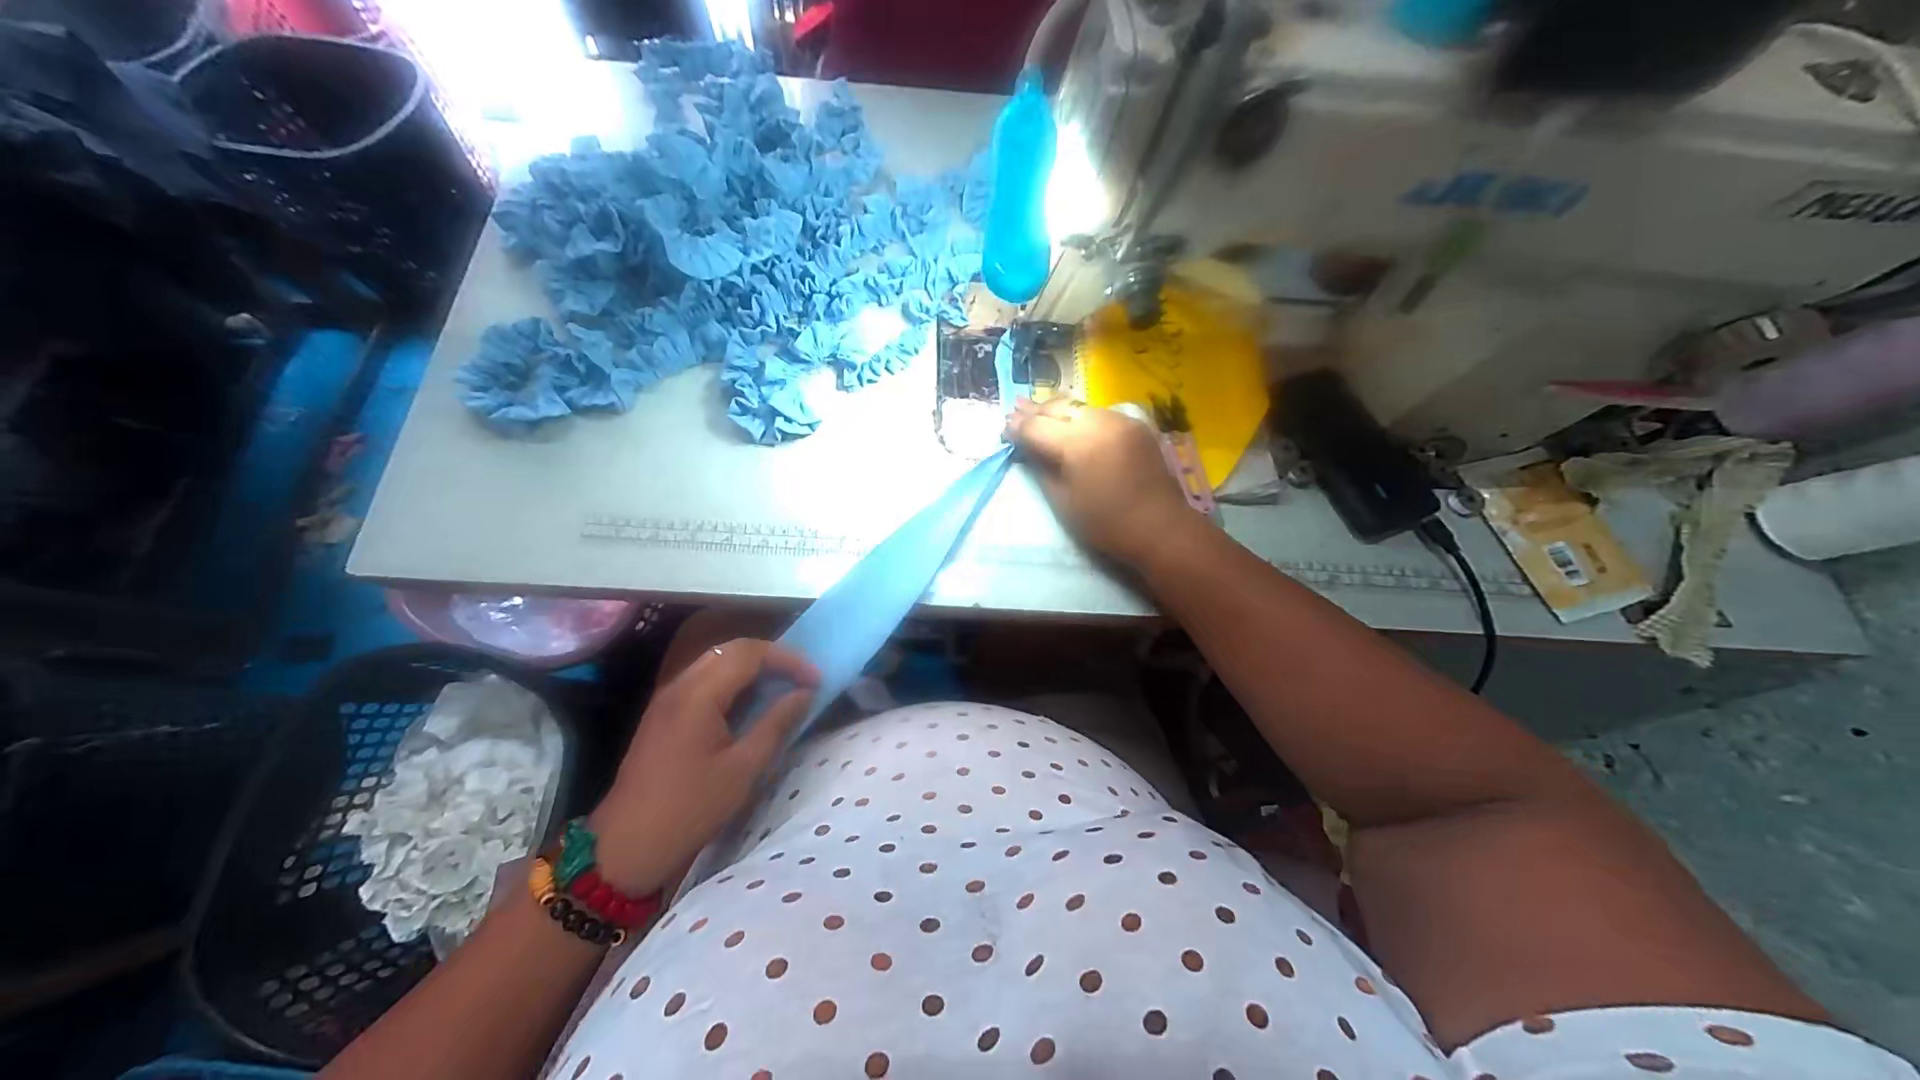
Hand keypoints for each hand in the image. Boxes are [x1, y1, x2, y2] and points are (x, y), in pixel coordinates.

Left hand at [587, 640, 817, 893]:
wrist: (626, 846)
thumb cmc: (690, 809)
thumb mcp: (744, 769)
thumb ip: (776, 723)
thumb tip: (804, 693)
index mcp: (699, 694)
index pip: (750, 653)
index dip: (788, 659)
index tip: (817, 680)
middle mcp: (680, 685)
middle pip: (731, 649)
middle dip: (772, 657)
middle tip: (803, 678)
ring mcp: (667, 698)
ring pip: (716, 661)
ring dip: (752, 667)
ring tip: (783, 687)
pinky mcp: (663, 714)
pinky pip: (704, 680)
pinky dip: (733, 681)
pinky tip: (750, 703)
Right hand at [1006, 397, 1194, 566]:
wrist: (1160, 528)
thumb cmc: (1105, 524)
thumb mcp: (1061, 500)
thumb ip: (1040, 466)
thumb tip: (1024, 446)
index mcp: (1077, 442)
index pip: (1035, 426)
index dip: (1016, 429)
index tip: (1003, 432)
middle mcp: (1098, 421)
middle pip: (1057, 407)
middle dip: (1034, 411)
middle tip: (1013, 412)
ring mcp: (1119, 419)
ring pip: (1078, 406)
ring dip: (1057, 410)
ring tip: (1038, 412)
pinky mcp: (1135, 424)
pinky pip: (1099, 413)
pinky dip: (1080, 416)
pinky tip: (1070, 421)